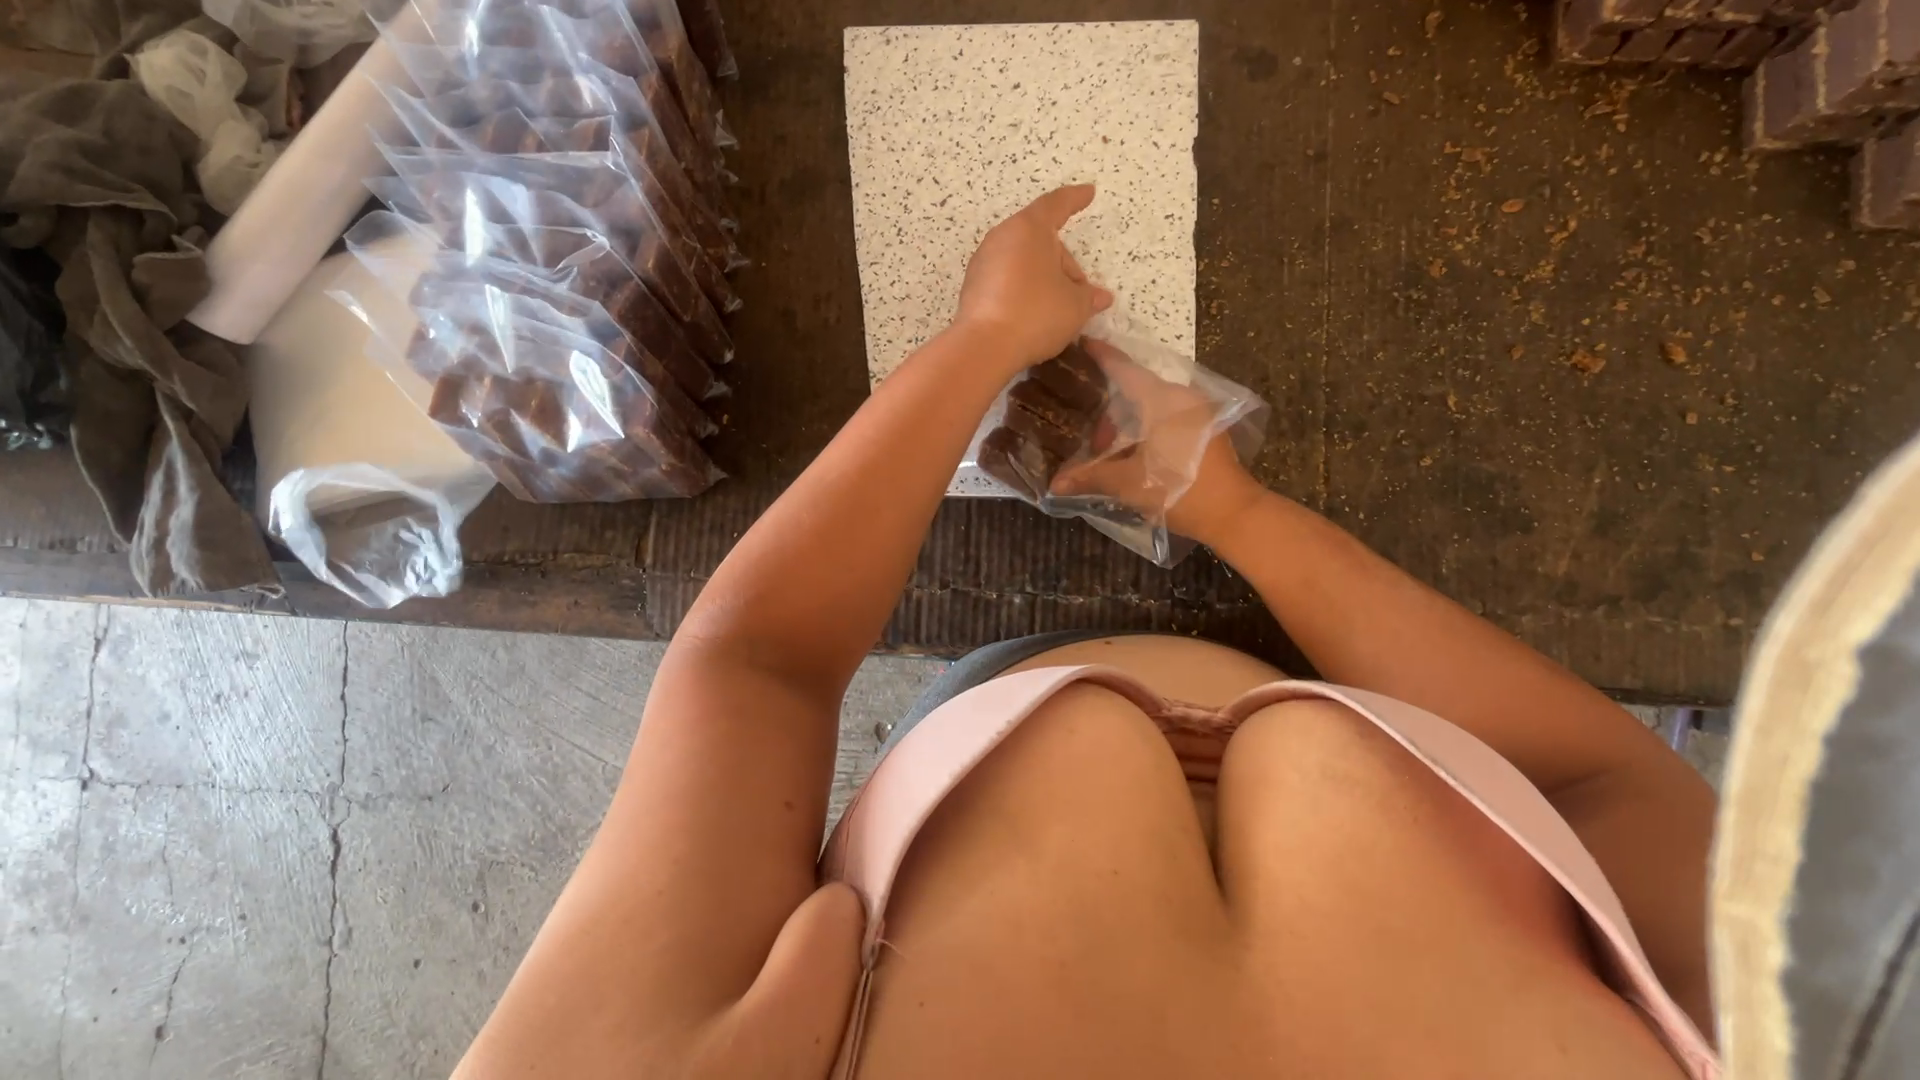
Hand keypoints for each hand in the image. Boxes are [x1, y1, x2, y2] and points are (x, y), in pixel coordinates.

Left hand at [953, 184, 1115, 370]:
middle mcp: (1002, 237)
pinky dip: (1022, 290)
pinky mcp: (973, 287)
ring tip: (1057, 308)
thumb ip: (1089, 296)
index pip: (1057, 204)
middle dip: (1062, 262)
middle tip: (1079, 293)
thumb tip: (1099, 297)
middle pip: (1040, 239)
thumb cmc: (1036, 313)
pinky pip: (1006, 279)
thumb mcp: (1075, 306)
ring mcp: (983, 262)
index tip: (1088, 193)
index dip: (1075, 199)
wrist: (984, 347)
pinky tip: (1032, 316)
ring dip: (1043, 278)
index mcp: (1029, 228)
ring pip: (1023, 261)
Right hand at [1050, 341, 1267, 545]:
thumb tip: (1055, 484)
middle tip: (1090, 439)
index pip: (1125, 369)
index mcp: (1163, 400)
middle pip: (1138, 390)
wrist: (1234, 514)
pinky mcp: (1208, 430)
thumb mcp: (1129, 484)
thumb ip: (1091, 476)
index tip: (1081, 344)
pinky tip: (1134, 453)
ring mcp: (1200, 413)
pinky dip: (1148, 428)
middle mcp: (1183, 398)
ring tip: (1109, 452)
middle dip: (1110, 411)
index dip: (1101, 356)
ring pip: (1154, 407)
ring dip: (1129, 424)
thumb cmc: (1179, 491)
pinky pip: (1169, 418)